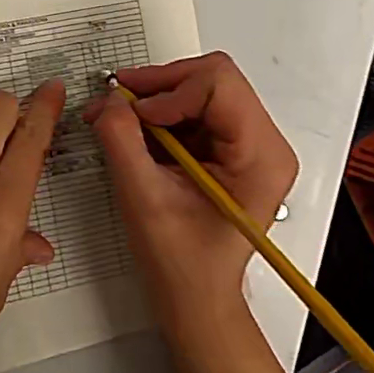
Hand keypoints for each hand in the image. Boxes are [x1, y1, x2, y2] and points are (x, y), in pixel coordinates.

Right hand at [86, 53, 297, 329]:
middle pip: (210, 76)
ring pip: (197, 85)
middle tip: (118, 101)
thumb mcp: (144, 199)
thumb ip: (122, 141)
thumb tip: (111, 99)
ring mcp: (247, 141)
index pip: (218, 83)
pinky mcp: (228, 143)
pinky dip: (158, 111)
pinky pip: (191, 104)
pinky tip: (135, 132)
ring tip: (118, 119)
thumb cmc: (183, 264)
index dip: (170, 90)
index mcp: (260, 156)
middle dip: (158, 85)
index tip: (136, 113)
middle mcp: (263, 142)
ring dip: (154, 98)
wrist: (196, 296)